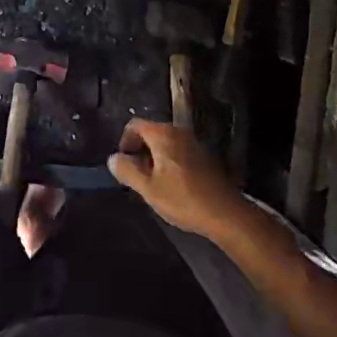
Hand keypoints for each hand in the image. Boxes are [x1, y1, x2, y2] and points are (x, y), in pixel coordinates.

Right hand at [107, 118, 256, 243]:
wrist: (223, 211)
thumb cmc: (182, 198)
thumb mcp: (148, 188)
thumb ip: (127, 170)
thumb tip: (113, 158)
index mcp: (162, 134)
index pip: (134, 125)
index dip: (124, 142)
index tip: (123, 165)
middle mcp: (178, 131)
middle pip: (150, 132)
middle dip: (139, 151)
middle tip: (136, 177)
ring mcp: (192, 141)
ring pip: (164, 143)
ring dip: (153, 158)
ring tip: (152, 184)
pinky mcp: (202, 154)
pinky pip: (177, 150)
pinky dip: (168, 161)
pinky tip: (171, 185)